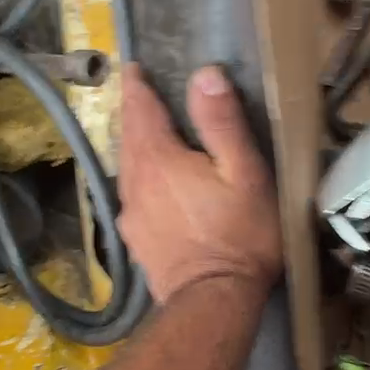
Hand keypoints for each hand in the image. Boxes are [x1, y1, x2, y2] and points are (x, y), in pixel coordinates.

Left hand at [118, 64, 282, 303]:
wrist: (213, 301)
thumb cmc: (239, 235)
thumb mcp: (243, 173)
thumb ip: (222, 123)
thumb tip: (204, 75)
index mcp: (159, 159)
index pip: (139, 110)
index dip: (135, 86)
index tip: (132, 68)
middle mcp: (135, 182)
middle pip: (127, 137)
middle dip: (131, 112)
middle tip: (136, 94)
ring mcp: (131, 214)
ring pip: (125, 167)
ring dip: (131, 145)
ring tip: (141, 132)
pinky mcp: (135, 240)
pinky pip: (130, 196)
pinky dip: (136, 178)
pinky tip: (145, 185)